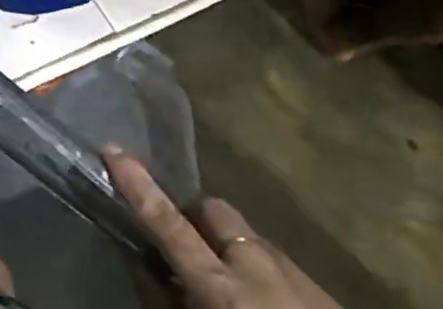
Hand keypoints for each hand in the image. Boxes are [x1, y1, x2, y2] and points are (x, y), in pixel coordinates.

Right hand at [105, 146, 338, 308]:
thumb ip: (170, 304)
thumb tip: (150, 275)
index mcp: (221, 289)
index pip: (169, 223)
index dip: (138, 186)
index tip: (113, 149)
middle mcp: (258, 268)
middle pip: (214, 210)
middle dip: (195, 215)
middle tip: (185, 242)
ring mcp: (299, 279)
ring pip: (253, 237)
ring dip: (233, 248)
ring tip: (234, 287)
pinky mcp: (330, 298)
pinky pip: (285, 268)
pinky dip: (267, 276)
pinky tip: (272, 308)